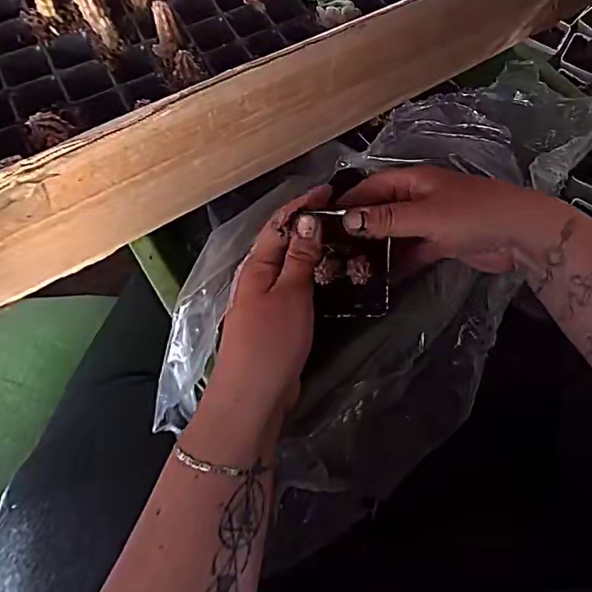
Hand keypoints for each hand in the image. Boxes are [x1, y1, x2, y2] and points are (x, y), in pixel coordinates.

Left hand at [208, 184, 331, 418]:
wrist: (251, 401)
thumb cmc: (270, 344)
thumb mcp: (290, 295)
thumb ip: (300, 257)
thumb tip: (308, 219)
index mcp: (256, 267)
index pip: (279, 224)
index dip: (302, 204)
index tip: (329, 189)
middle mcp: (258, 279)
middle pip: (283, 240)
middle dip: (307, 221)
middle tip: (340, 210)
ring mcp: (266, 300)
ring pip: (290, 262)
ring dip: (311, 245)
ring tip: (340, 235)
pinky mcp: (277, 320)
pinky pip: (296, 283)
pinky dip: (312, 270)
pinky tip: (329, 273)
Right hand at [336, 166, 566, 273]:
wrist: (518, 233)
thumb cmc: (471, 214)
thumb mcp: (425, 214)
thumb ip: (387, 219)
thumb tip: (347, 219)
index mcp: (415, 181)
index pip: (373, 186)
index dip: (349, 200)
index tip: (322, 220)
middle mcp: (420, 197)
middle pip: (383, 209)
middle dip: (360, 227)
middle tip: (331, 251)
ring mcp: (432, 220)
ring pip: (397, 232)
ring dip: (377, 247)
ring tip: (348, 268)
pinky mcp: (443, 243)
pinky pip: (413, 251)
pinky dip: (398, 262)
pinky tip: (379, 279)